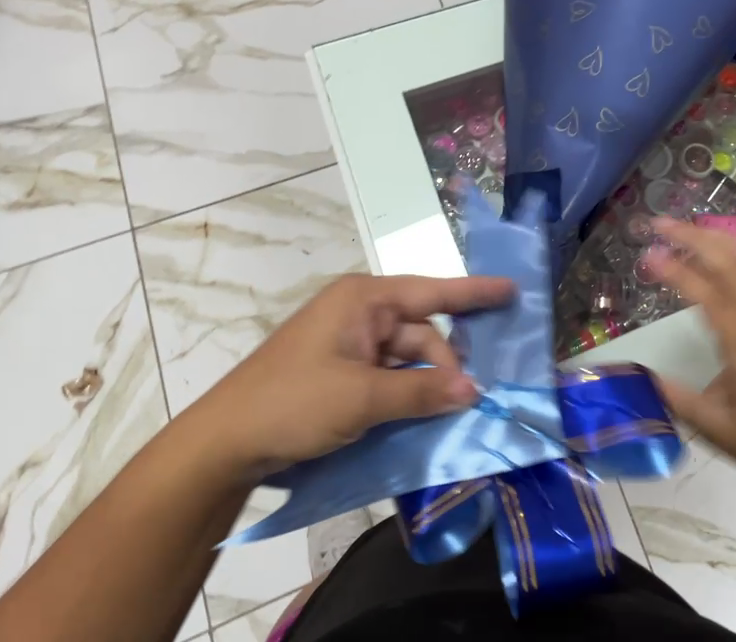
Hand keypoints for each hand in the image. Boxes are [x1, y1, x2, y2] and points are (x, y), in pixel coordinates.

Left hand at [181, 273, 514, 478]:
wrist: (223, 444)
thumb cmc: (292, 403)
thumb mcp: (362, 397)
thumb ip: (422, 391)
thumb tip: (474, 390)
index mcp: (363, 300)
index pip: (432, 291)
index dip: (475, 293)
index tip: (512, 291)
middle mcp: (360, 315)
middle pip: (423, 334)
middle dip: (448, 365)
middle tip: (474, 399)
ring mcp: (349, 346)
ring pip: (408, 361)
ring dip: (427, 386)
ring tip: (451, 415)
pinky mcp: (341, 375)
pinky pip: (389, 379)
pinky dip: (407, 396)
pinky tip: (425, 419)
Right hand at [647, 218, 735, 487]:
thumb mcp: (715, 428)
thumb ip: (676, 399)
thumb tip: (639, 375)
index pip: (711, 297)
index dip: (679, 272)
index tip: (649, 256)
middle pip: (731, 264)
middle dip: (694, 238)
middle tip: (657, 224)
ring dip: (713, 237)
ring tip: (679, 227)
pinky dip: (732, 248)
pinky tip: (713, 244)